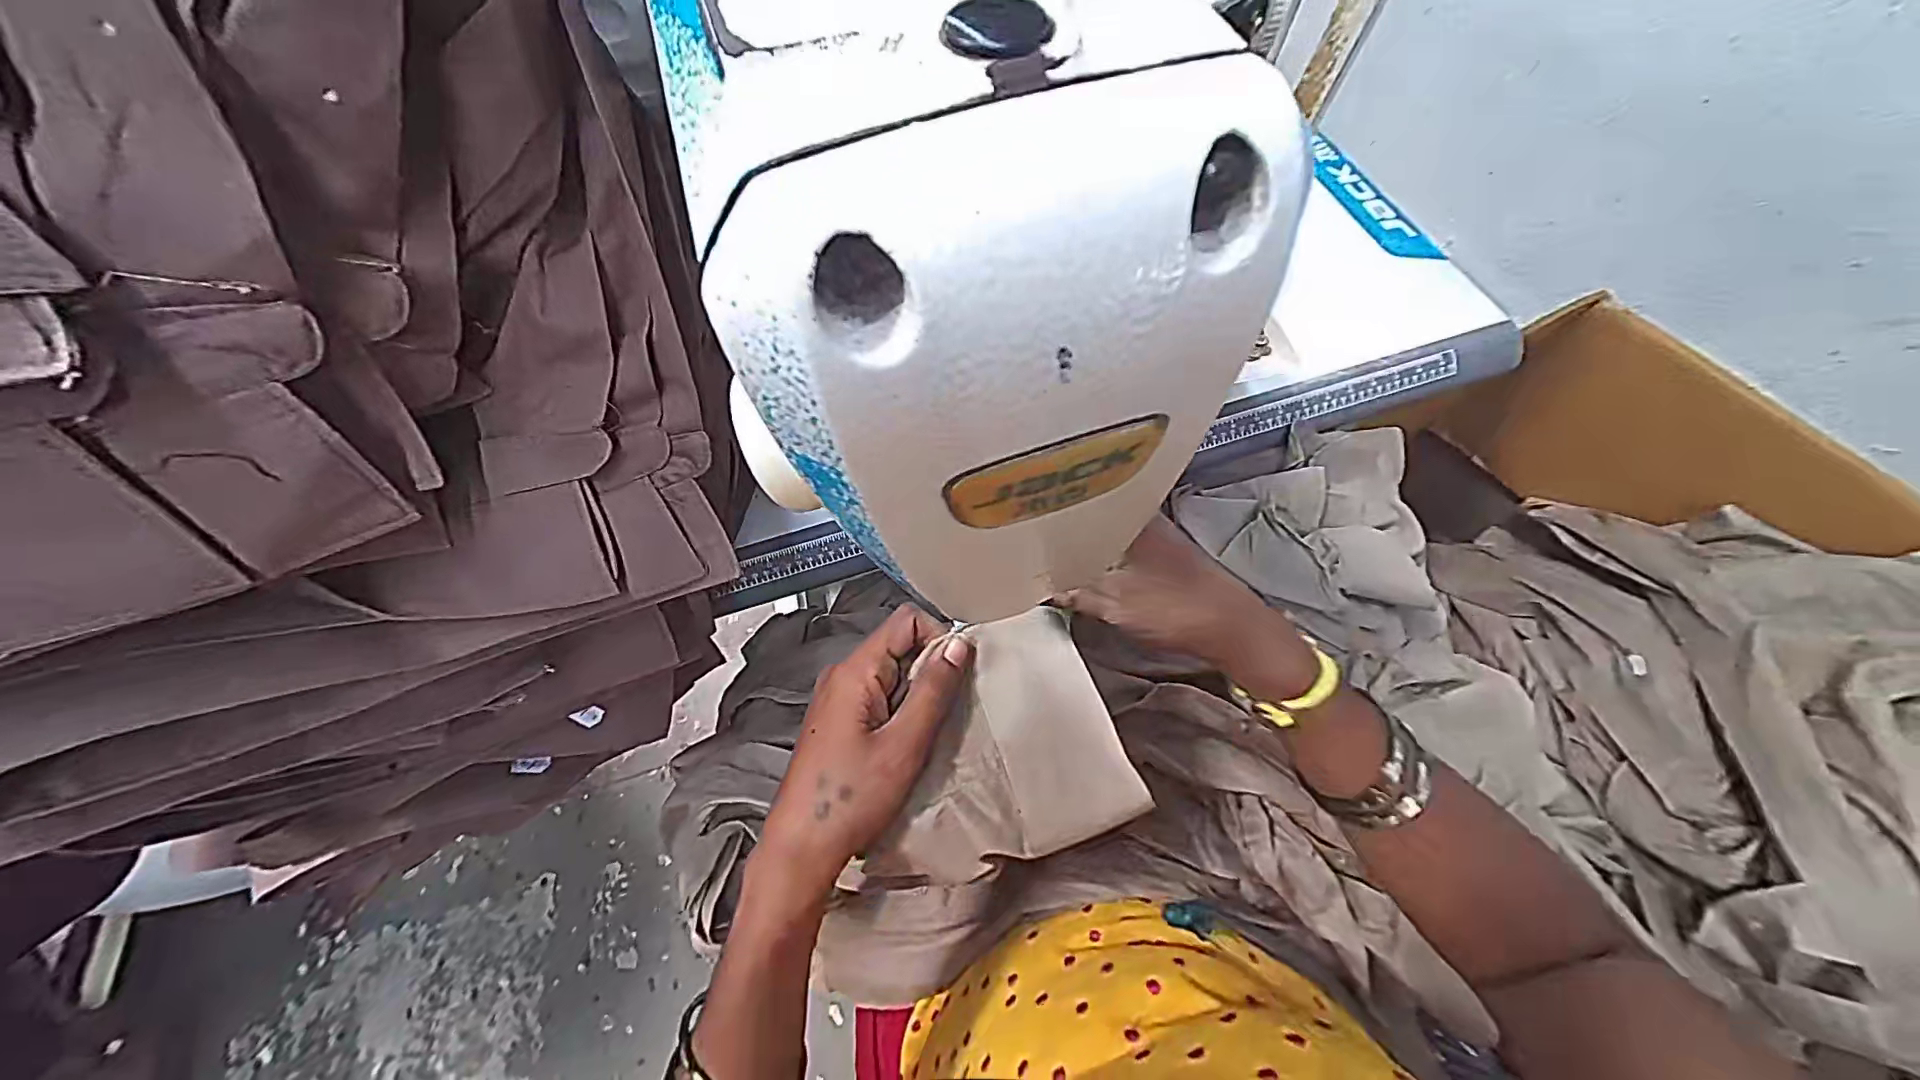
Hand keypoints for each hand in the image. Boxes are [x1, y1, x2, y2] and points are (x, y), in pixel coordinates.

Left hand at [756, 605, 973, 899]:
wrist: (801, 847)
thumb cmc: (849, 800)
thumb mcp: (904, 744)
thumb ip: (934, 690)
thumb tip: (957, 645)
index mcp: (854, 671)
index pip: (906, 620)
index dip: (938, 637)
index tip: (955, 674)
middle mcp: (842, 675)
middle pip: (899, 644)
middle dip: (929, 671)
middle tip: (939, 714)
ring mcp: (838, 697)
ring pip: (892, 672)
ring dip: (916, 695)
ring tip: (919, 735)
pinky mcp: (839, 719)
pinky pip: (879, 696)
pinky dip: (900, 711)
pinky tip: (902, 745)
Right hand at [1058, 515, 1316, 692]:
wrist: (1235, 631)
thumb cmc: (1176, 609)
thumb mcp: (1114, 603)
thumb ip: (1074, 591)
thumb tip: (1043, 584)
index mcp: (1132, 517)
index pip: (1082, 501)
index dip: (1053, 510)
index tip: (1028, 517)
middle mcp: (1145, 519)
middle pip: (1093, 518)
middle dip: (1065, 531)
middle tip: (1035, 540)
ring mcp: (1157, 538)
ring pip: (1107, 535)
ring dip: (1084, 546)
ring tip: (1054, 556)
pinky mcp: (1164, 560)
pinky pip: (1121, 551)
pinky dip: (1102, 559)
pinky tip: (1089, 573)